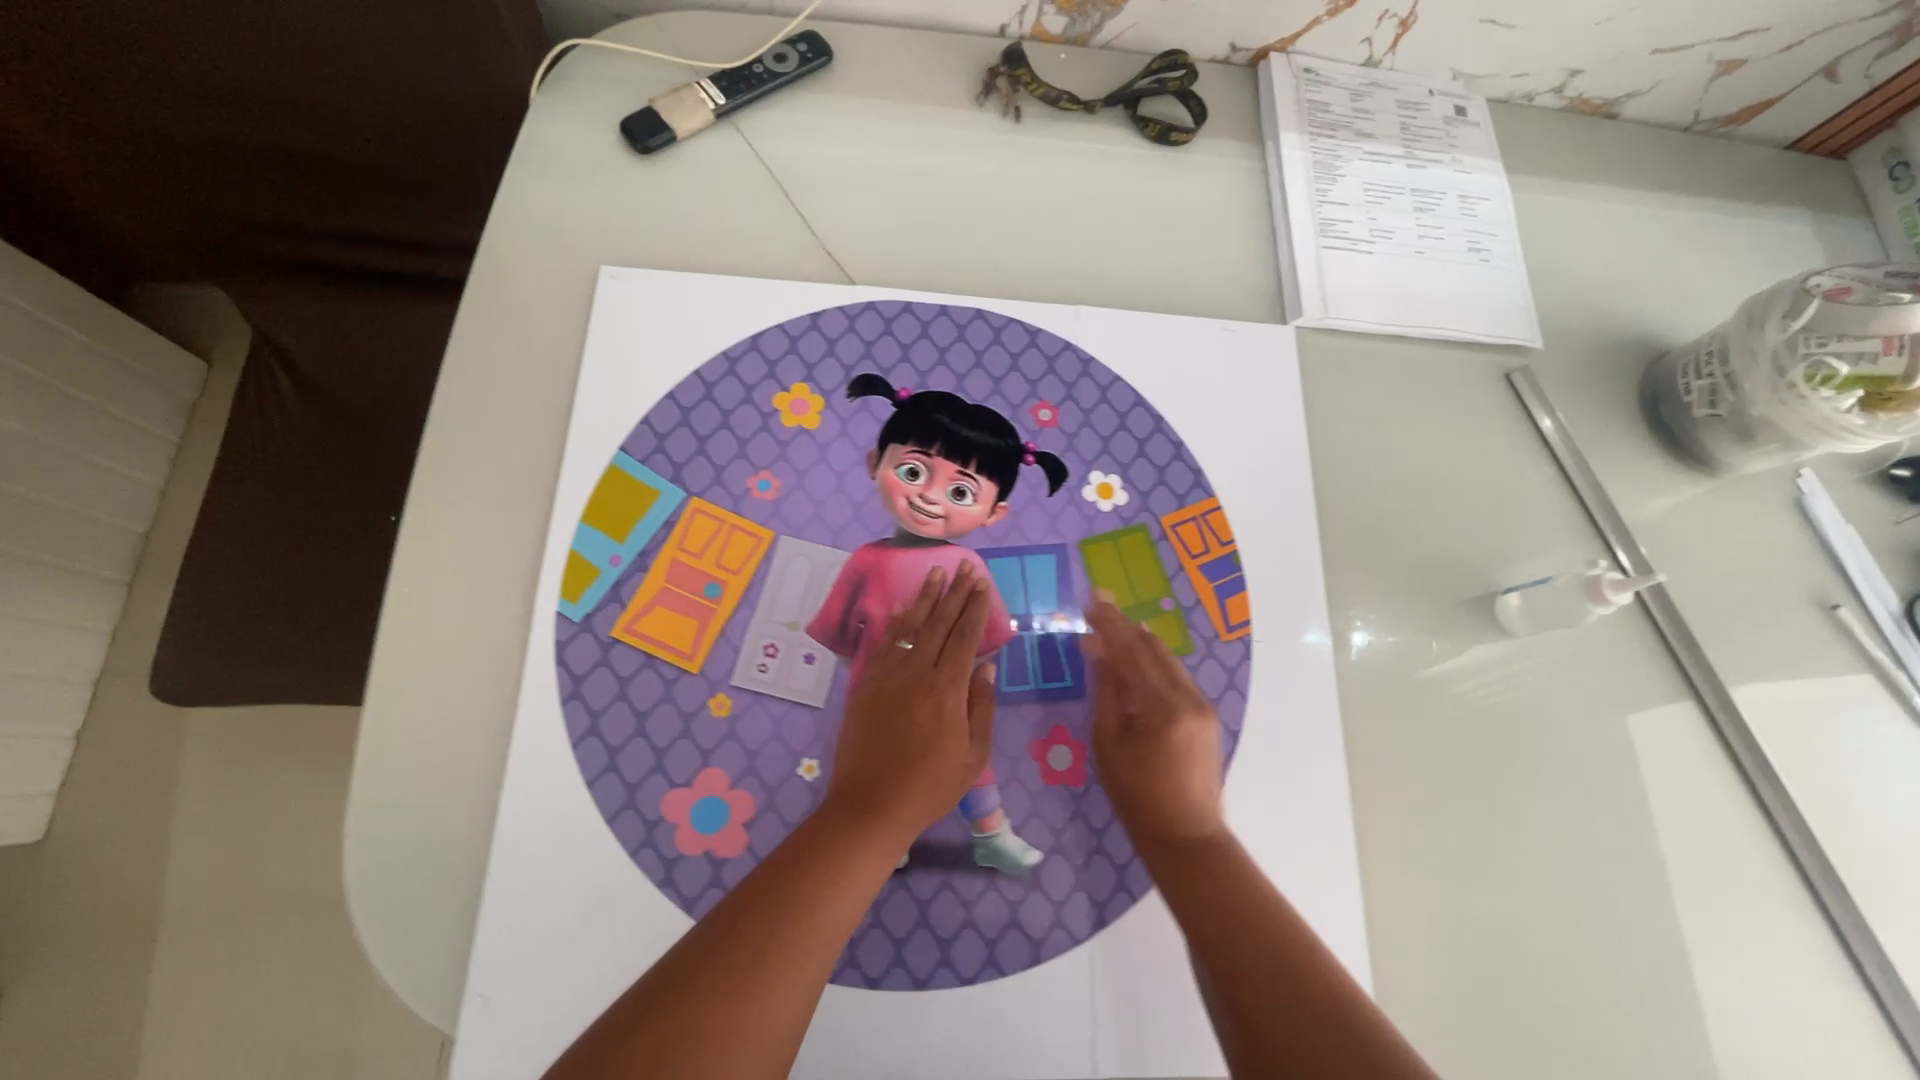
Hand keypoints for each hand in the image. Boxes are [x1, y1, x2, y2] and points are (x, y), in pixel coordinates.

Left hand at [824, 563, 997, 841]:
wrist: (871, 805)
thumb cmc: (930, 787)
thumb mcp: (973, 755)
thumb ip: (982, 706)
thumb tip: (987, 665)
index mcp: (947, 690)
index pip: (965, 637)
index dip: (975, 608)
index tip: (983, 585)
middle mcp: (917, 674)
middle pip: (939, 624)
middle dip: (954, 593)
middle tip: (964, 566)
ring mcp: (888, 677)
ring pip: (910, 627)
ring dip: (924, 598)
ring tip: (935, 573)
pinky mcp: (866, 685)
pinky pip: (884, 644)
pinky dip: (895, 623)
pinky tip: (901, 607)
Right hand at [1085, 595, 1226, 851]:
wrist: (1186, 834)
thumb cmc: (1136, 796)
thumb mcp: (1108, 743)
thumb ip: (1106, 692)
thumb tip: (1100, 652)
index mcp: (1161, 706)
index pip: (1132, 651)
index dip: (1109, 623)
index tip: (1090, 602)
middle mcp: (1188, 697)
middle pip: (1154, 647)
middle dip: (1124, 627)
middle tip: (1097, 609)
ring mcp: (1203, 705)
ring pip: (1168, 660)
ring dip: (1139, 643)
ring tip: (1112, 630)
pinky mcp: (1207, 714)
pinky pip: (1176, 677)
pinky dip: (1154, 664)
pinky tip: (1136, 662)